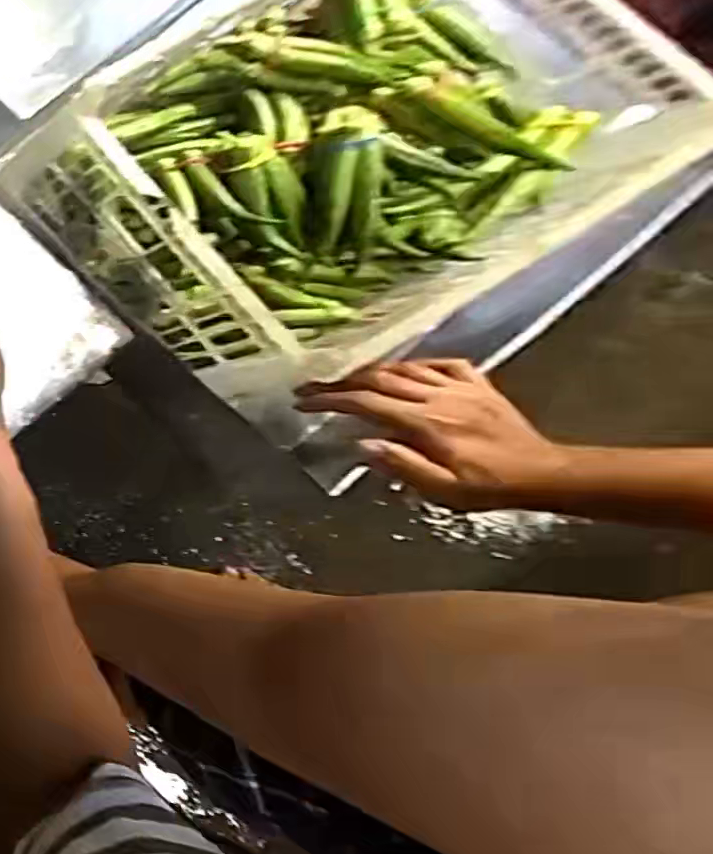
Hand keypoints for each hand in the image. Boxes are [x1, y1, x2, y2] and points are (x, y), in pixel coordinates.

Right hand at [295, 359, 569, 509]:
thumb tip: (362, 444)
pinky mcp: (481, 388)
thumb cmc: (489, 487)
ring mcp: (464, 389)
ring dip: (370, 371)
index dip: (329, 400)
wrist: (550, 476)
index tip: (302, 403)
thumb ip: (401, 465)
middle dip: (338, 382)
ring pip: (406, 368)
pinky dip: (417, 363)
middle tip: (310, 387)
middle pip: (379, 379)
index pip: (365, 403)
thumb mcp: (440, 489)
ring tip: (346, 378)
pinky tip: (403, 370)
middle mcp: (442, 399)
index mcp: (427, 423)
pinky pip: (445, 365)